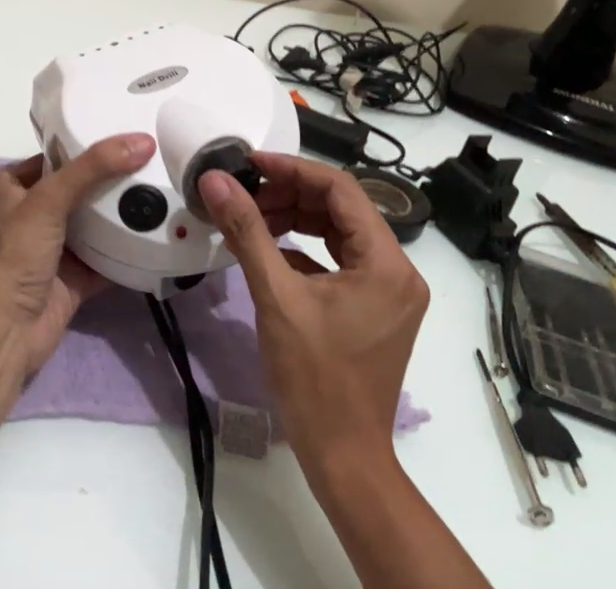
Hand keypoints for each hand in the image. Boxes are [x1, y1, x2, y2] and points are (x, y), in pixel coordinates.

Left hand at [0, 133, 155, 369]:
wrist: (9, 330)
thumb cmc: (17, 256)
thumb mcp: (48, 200)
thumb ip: (91, 168)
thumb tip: (142, 141)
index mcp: (15, 201)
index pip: (29, 169)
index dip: (52, 155)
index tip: (90, 140)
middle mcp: (34, 225)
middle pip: (66, 197)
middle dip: (95, 183)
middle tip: (134, 164)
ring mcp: (55, 256)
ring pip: (88, 230)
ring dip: (114, 216)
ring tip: (151, 190)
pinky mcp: (76, 283)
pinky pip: (106, 263)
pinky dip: (126, 254)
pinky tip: (154, 238)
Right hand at [197, 153, 428, 468]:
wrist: (343, 453)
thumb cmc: (313, 377)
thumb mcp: (276, 297)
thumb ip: (247, 232)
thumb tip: (216, 181)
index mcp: (387, 263)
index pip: (341, 190)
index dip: (293, 169)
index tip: (249, 162)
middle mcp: (399, 271)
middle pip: (344, 209)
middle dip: (291, 195)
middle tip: (243, 194)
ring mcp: (392, 292)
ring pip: (342, 234)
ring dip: (298, 220)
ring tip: (252, 218)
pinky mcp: (378, 310)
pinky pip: (342, 262)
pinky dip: (307, 250)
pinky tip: (271, 250)